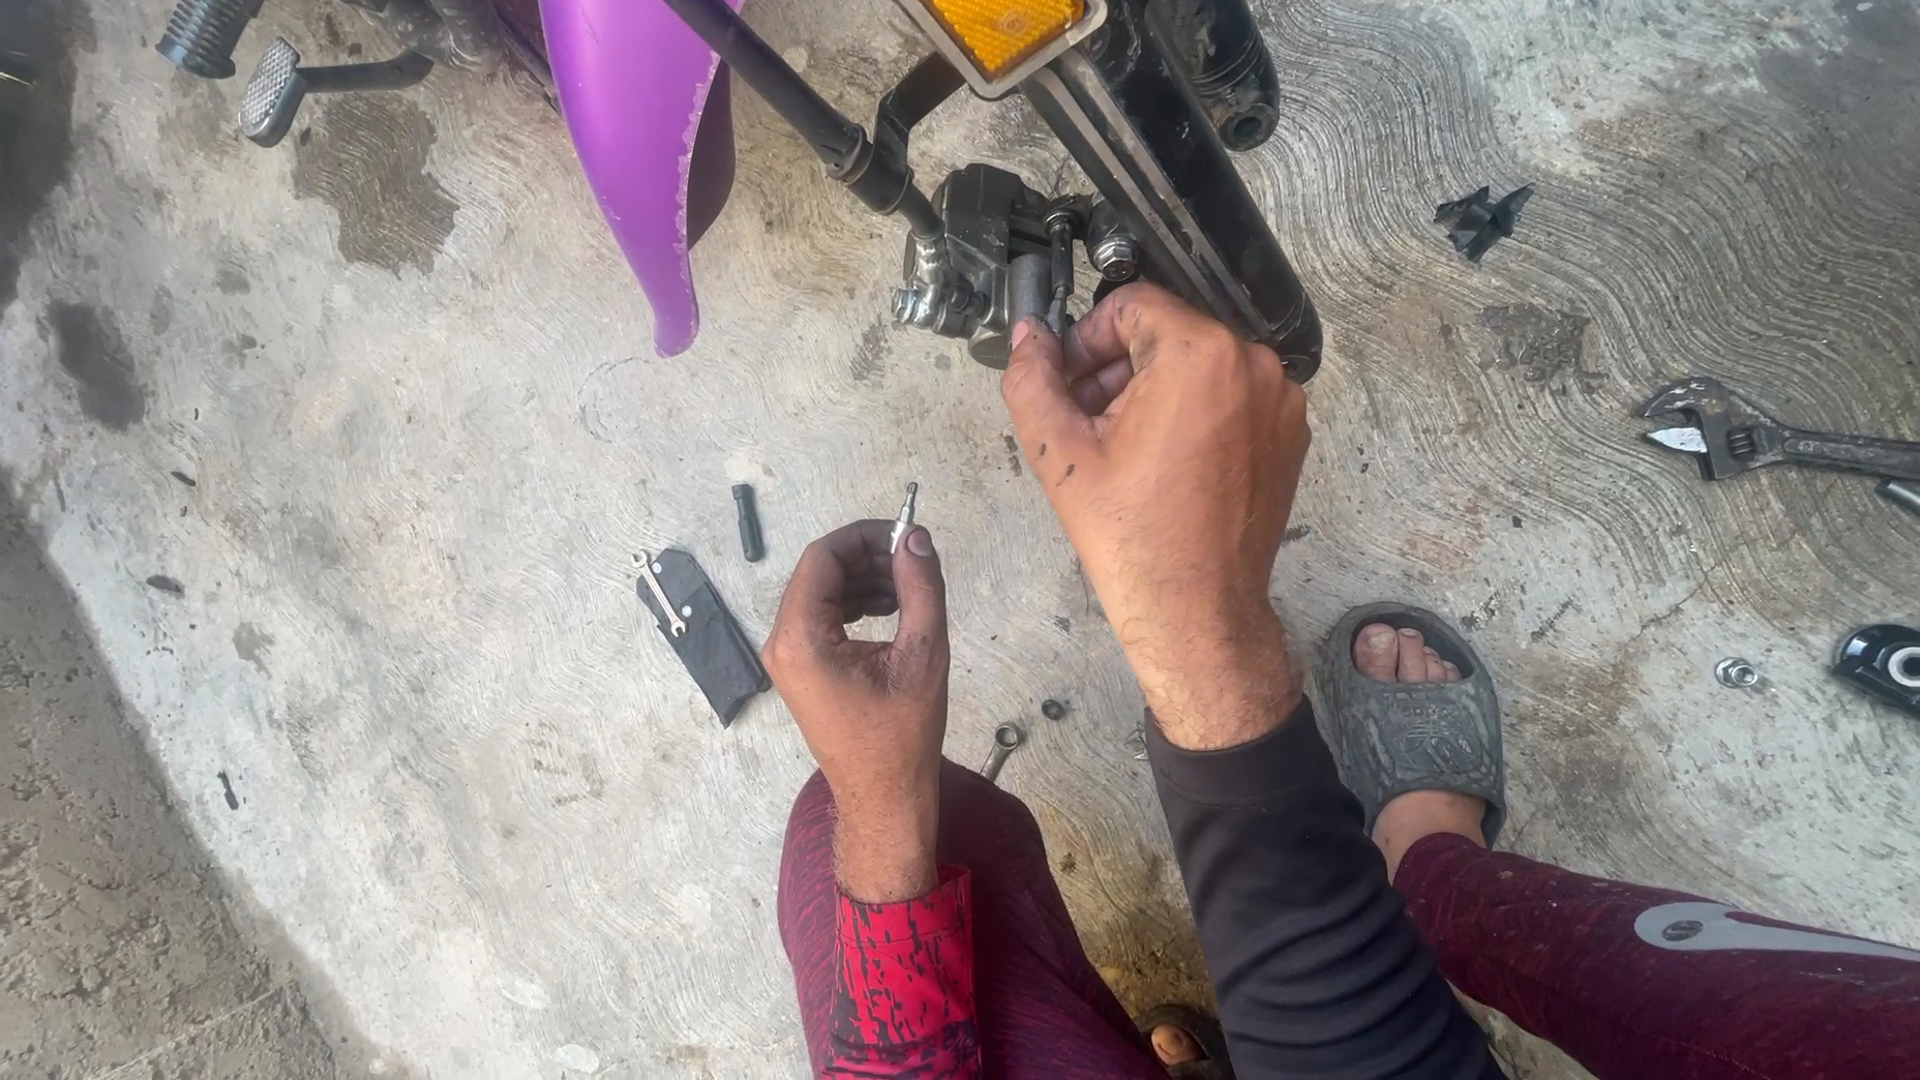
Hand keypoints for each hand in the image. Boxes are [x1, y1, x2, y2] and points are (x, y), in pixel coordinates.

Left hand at [763, 519, 948, 901]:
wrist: (884, 795)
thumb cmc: (903, 734)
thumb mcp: (922, 655)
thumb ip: (920, 588)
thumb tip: (915, 537)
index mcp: (801, 638)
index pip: (822, 557)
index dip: (864, 536)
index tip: (905, 535)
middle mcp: (782, 642)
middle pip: (819, 572)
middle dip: (867, 557)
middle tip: (913, 562)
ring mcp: (787, 656)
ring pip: (821, 592)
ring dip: (864, 579)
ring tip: (909, 588)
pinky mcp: (801, 667)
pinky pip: (822, 616)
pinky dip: (855, 603)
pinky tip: (892, 608)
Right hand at [1001, 283, 1309, 748]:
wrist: (1194, 607)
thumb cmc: (1133, 536)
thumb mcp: (1059, 453)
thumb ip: (1031, 379)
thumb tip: (1027, 338)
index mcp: (1200, 356)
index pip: (1131, 304)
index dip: (1086, 339)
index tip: (1070, 382)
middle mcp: (1254, 365)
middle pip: (1166, 334)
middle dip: (1116, 368)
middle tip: (1087, 421)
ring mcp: (1280, 400)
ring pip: (1199, 365)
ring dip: (1152, 390)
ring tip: (1122, 447)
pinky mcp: (1289, 432)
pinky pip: (1230, 395)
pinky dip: (1193, 412)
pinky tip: (1163, 460)